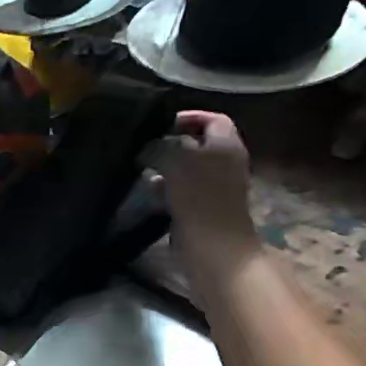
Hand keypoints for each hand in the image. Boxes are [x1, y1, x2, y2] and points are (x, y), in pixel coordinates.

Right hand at [141, 111, 259, 274]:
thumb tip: (144, 148)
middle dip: (170, 144)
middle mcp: (224, 163)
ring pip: (186, 169)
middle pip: (197, 145)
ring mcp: (215, 189)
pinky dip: (164, 189)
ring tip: (139, 169)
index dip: (188, 117)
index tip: (160, 123)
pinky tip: (147, 194)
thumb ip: (159, 148)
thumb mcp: (176, 162)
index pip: (212, 119)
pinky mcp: (202, 209)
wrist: (214, 247)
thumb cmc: (200, 199)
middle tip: (144, 146)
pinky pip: (181, 191)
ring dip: (164, 168)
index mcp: (226, 146)